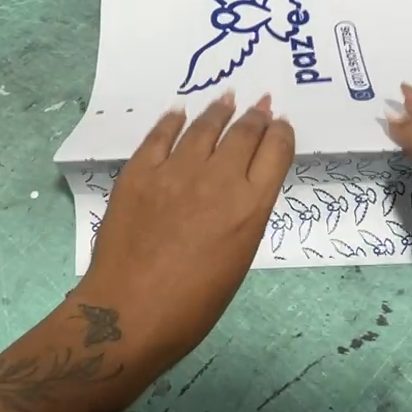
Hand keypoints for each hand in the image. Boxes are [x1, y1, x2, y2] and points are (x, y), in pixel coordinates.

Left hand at [77, 94, 294, 361]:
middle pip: (244, 132)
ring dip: (219, 110)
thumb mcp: (238, 258)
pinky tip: (179, 112)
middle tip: (260, 104)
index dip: (281, 132)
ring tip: (227, 99)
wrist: (130, 313)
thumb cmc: (192, 305)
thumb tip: (241, 188)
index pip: (276, 151)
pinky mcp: (140, 171)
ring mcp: (176, 170)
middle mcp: (219, 178)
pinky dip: (173, 120)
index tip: (281, 124)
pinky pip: (160, 135)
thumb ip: (243, 215)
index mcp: (251, 206)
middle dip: (256, 116)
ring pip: (204, 126)